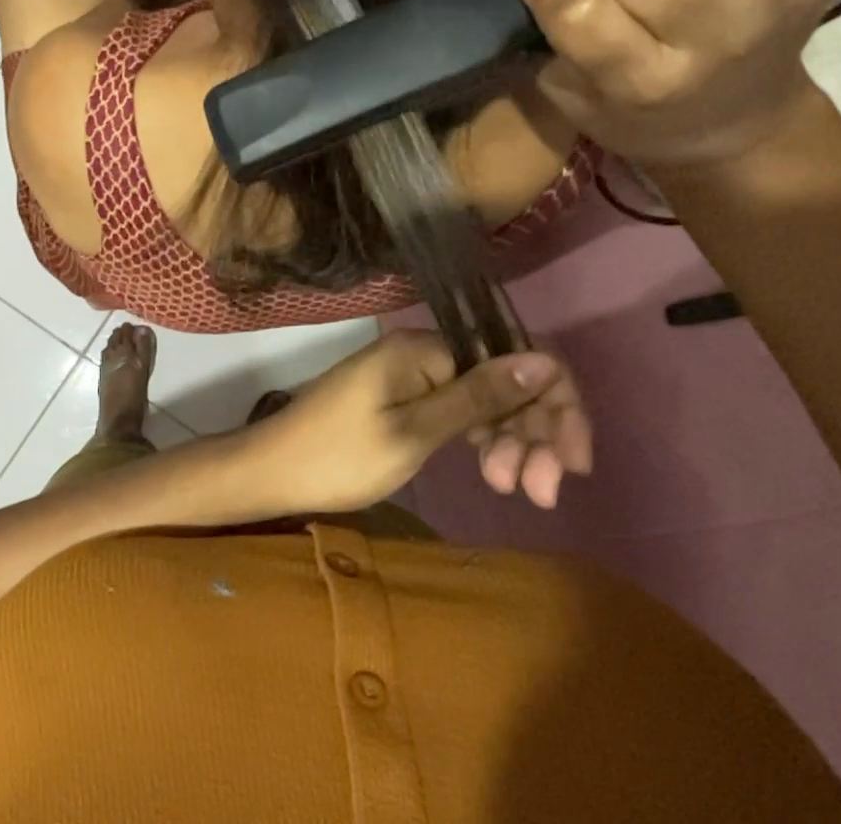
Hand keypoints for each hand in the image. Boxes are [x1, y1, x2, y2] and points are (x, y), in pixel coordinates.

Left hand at [235, 330, 591, 514]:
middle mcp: (420, 353)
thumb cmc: (338, 457)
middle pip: (505, 381)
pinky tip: (494, 473)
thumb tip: (543, 360)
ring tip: (515, 490)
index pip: (515, 359)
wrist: (270, 472)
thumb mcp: (415, 432)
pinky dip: (482, 442)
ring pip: (485, 401)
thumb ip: (479, 397)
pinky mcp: (402, 401)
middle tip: (541, 492)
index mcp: (422, 349)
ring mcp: (410, 377)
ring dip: (512, 443)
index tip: (570, 464)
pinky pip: (458, 412)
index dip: (554, 407)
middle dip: (534, 433)